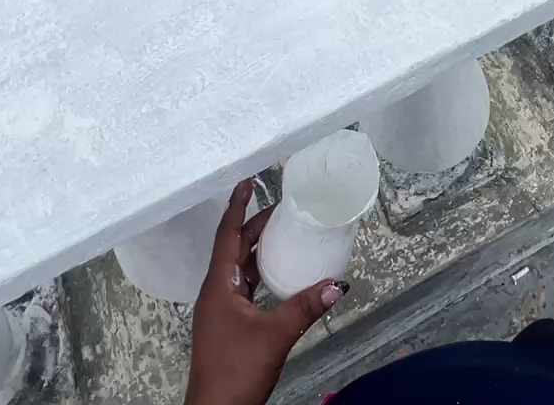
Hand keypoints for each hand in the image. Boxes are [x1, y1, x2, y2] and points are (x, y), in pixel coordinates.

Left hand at [183, 180, 345, 404]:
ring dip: (257, 248)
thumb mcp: (273, 337)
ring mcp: (221, 309)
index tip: (247, 181)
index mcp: (218, 286)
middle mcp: (216, 291)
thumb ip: (304, 308)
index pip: (227, 235)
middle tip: (280, 206)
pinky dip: (260, 272)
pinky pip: (244, 286)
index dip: (237, 207)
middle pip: (234, 248)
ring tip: (282, 230)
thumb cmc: (235, 371)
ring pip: (239, 267)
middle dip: (254, 225)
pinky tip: (279, 272)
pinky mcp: (228, 325)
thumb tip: (337, 285)